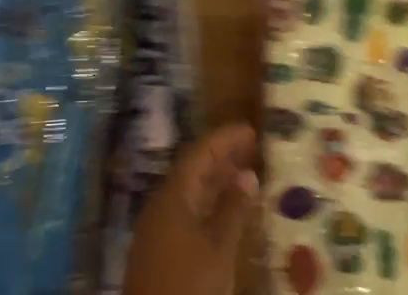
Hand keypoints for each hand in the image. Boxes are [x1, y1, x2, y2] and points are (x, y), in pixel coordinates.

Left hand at [126, 123, 259, 294]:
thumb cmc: (190, 285)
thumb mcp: (219, 249)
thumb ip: (233, 210)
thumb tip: (247, 175)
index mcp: (173, 195)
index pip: (200, 153)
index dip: (225, 138)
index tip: (251, 129)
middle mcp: (160, 203)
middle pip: (192, 169)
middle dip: (221, 156)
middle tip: (251, 148)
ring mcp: (156, 226)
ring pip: (188, 191)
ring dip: (214, 180)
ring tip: (244, 173)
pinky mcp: (157, 248)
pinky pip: (184, 210)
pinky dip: (206, 203)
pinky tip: (224, 211)